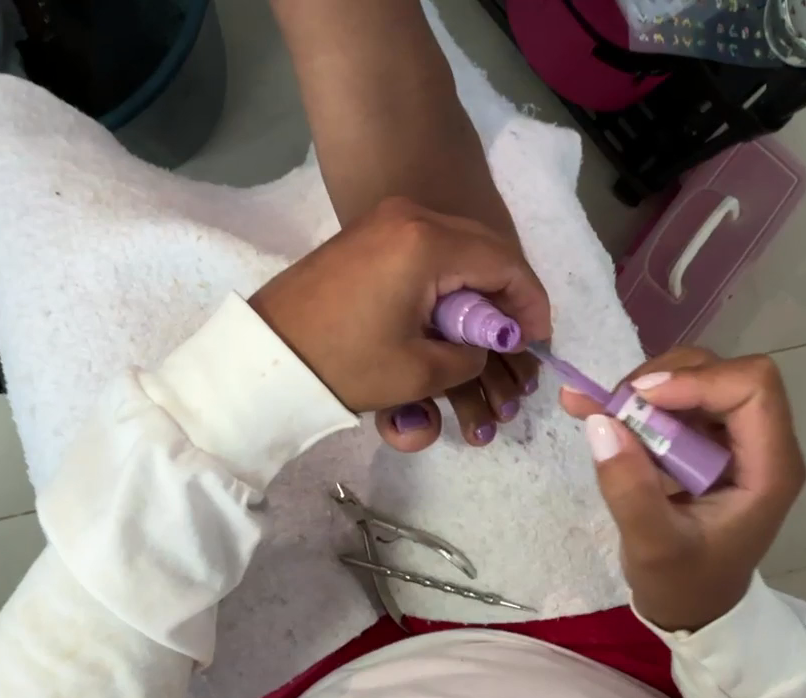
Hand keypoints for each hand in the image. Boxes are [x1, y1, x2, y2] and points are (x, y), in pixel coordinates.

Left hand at [249, 198, 549, 444]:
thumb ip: (471, 357)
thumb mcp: (420, 372)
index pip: (503, 263)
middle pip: (484, 248)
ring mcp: (385, 222)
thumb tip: (484, 344)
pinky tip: (448, 317)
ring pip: (457, 248)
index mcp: (426, 242)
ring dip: (477, 288)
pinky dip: (447, 281)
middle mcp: (410, 217)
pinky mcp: (367, 237)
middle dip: (507, 294)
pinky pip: (427, 251)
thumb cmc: (344, 364)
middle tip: (516, 339)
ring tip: (485, 333)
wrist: (266, 355)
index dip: (530, 302)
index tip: (539, 339)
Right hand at [562, 348, 805, 631]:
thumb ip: (630, 490)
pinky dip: (634, 403)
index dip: (698, 381)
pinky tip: (591, 408)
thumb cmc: (684, 585)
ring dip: (644, 390)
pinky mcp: (703, 443)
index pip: (752, 387)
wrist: (691, 609)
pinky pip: (673, 404)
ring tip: (601, 413)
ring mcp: (730, 440)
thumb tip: (600, 423)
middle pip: (722, 373)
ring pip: (695, 380)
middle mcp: (759, 443)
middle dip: (664, 381)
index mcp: (769, 468)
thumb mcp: (653, 547)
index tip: (640, 401)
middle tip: (613, 409)